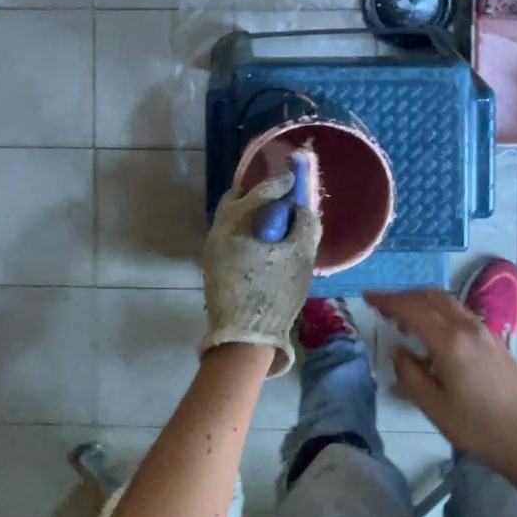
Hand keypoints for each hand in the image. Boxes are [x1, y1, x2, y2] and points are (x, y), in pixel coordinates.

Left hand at [200, 167, 320, 377]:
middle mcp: (218, 230)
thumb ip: (305, 226)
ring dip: (250, 216)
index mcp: (237, 222)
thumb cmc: (274, 293)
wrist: (243, 337)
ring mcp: (211, 249)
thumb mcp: (300, 257)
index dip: (279, 183)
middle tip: (279, 201)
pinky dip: (245, 233)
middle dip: (257, 196)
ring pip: (231, 220)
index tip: (292, 180)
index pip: (259, 191)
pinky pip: (229, 237)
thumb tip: (301, 210)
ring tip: (273, 227)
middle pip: (237, 200)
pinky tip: (261, 247)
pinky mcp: (211, 266)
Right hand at [365, 289, 516, 471]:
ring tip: (405, 320)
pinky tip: (434, 334)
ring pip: (447, 301)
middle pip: (430, 296)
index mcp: (450, 341)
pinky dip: (439, 311)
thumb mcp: (433, 406)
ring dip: (422, 302)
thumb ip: (409, 373)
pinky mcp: (494, 339)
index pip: (412, 308)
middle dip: (404, 296)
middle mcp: (467, 327)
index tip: (368, 297)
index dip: (388, 300)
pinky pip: (459, 313)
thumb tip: (398, 349)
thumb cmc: (478, 427)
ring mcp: (484, 331)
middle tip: (383, 307)